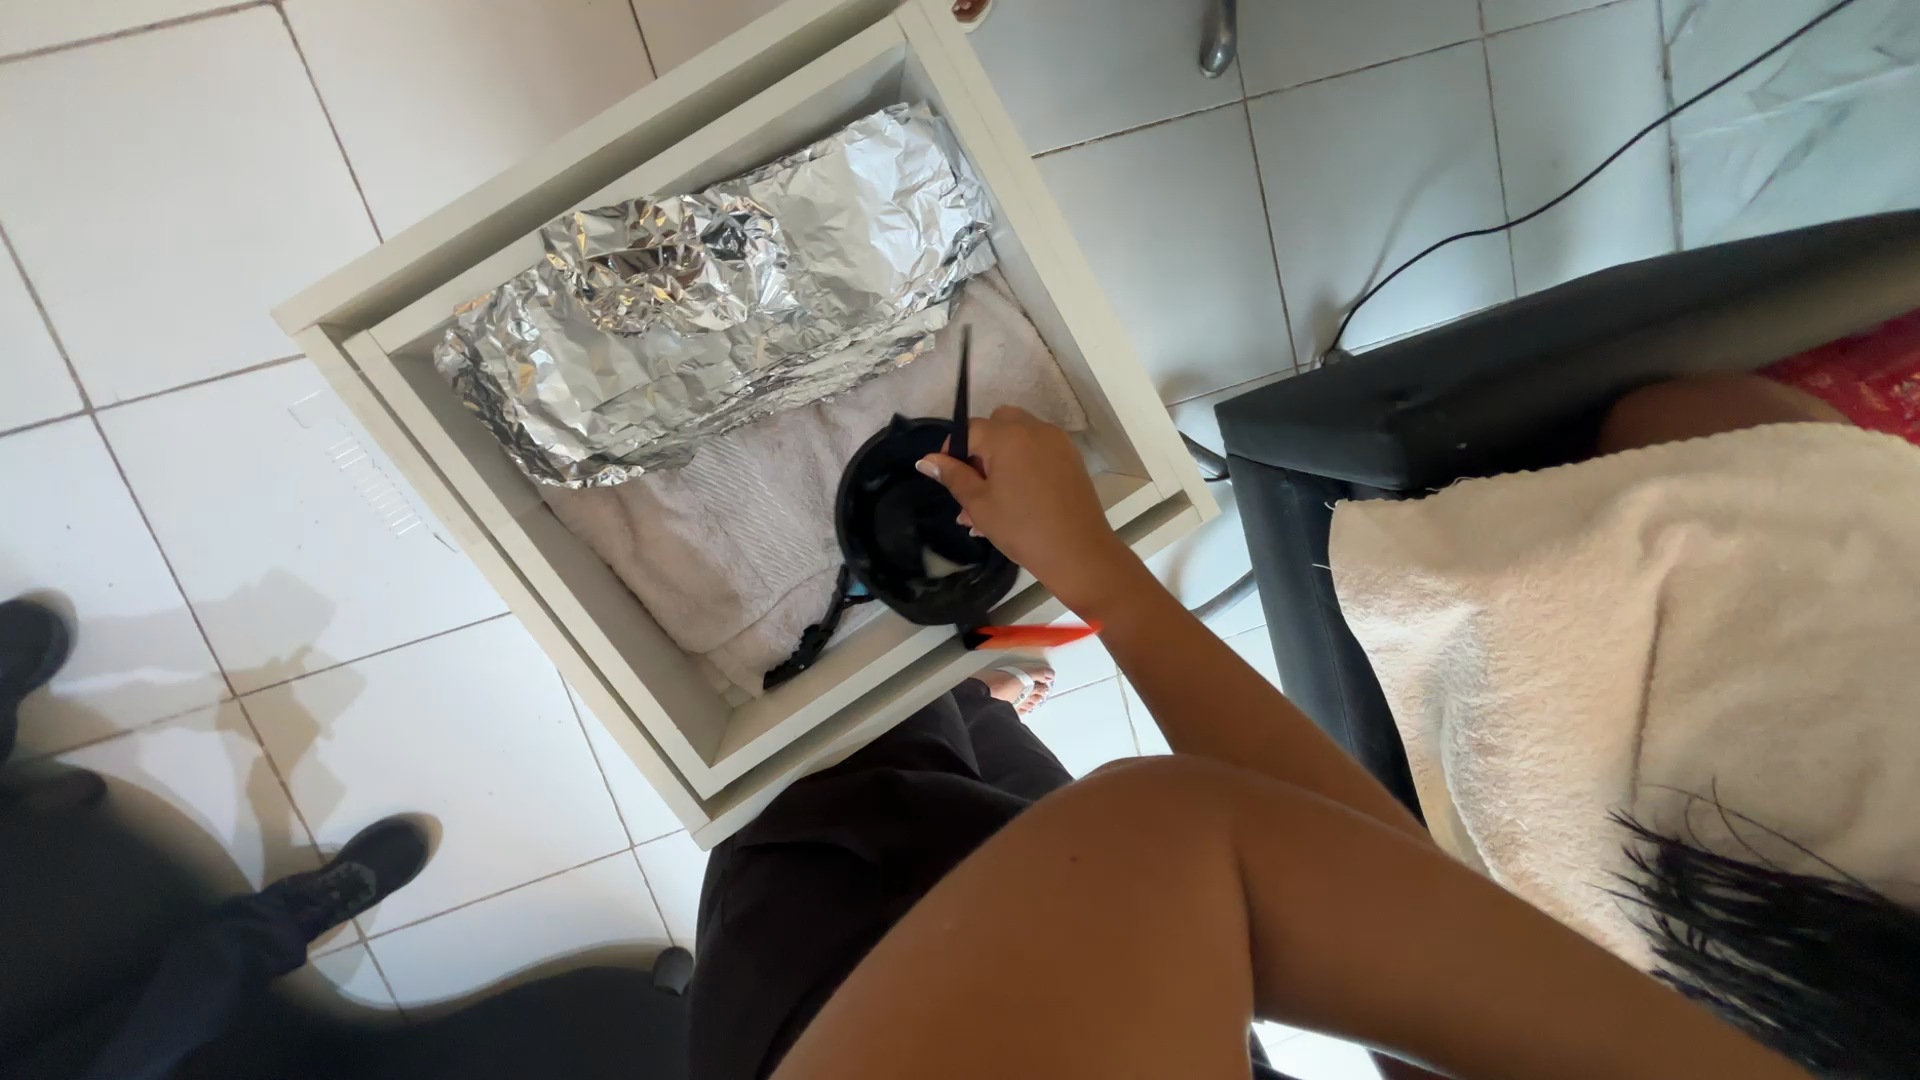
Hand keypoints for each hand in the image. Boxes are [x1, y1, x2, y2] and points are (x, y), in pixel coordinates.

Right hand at [916, 406, 1141, 616]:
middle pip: (997, 424)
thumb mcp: (979, 504)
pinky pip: (1038, 451)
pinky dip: (1023, 464)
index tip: (948, 477)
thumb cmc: (1022, 528)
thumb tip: (926, 460)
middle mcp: (1034, 429)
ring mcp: (1057, 442)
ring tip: (992, 501)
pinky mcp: (1071, 458)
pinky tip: (1017, 499)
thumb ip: (953, 476)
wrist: (1078, 552)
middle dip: (981, 448)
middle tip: (975, 484)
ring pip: (1019, 438)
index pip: (969, 429)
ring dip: (1001, 457)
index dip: (953, 451)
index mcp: (1007, 436)